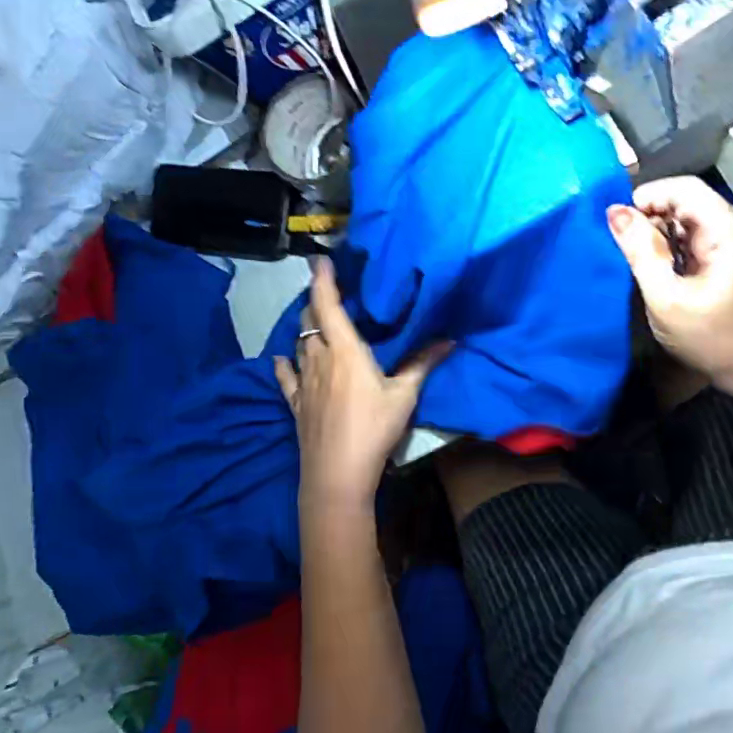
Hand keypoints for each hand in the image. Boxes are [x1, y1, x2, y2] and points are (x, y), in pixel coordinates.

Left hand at [275, 257, 452, 513]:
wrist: (337, 473)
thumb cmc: (374, 428)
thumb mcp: (405, 396)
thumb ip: (423, 364)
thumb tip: (451, 338)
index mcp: (345, 349)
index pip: (328, 305)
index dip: (322, 280)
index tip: (320, 260)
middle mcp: (318, 358)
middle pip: (309, 320)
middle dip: (315, 301)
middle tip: (327, 291)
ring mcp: (303, 382)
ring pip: (299, 344)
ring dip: (306, 328)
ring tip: (315, 321)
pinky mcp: (295, 404)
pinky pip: (285, 376)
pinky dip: (284, 363)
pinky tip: (280, 358)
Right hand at [607, 176, 732, 393]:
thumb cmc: (713, 338)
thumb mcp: (668, 298)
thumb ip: (641, 252)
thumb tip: (615, 212)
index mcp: (728, 231)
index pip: (685, 188)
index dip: (648, 195)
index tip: (618, 220)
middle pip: (686, 201)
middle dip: (650, 215)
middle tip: (622, 243)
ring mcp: (732, 245)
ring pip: (686, 221)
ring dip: (657, 233)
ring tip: (634, 257)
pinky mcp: (726, 261)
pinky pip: (692, 240)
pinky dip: (669, 248)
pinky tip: (653, 268)